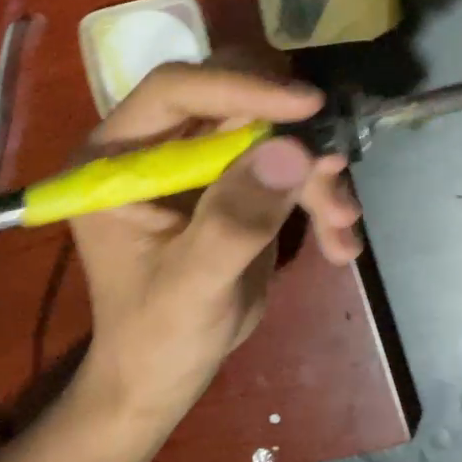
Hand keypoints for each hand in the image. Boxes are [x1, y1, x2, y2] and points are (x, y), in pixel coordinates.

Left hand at [68, 62, 362, 423]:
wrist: (167, 375)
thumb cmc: (156, 337)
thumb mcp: (192, 287)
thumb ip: (235, 221)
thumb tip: (294, 151)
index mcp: (118, 157)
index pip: (177, 89)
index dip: (242, 87)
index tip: (307, 105)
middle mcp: (161, 145)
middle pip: (237, 96)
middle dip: (293, 132)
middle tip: (334, 162)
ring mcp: (205, 161)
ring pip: (277, 129)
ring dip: (317, 173)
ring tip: (343, 222)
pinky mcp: (242, 179)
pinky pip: (295, 163)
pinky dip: (322, 196)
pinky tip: (341, 242)